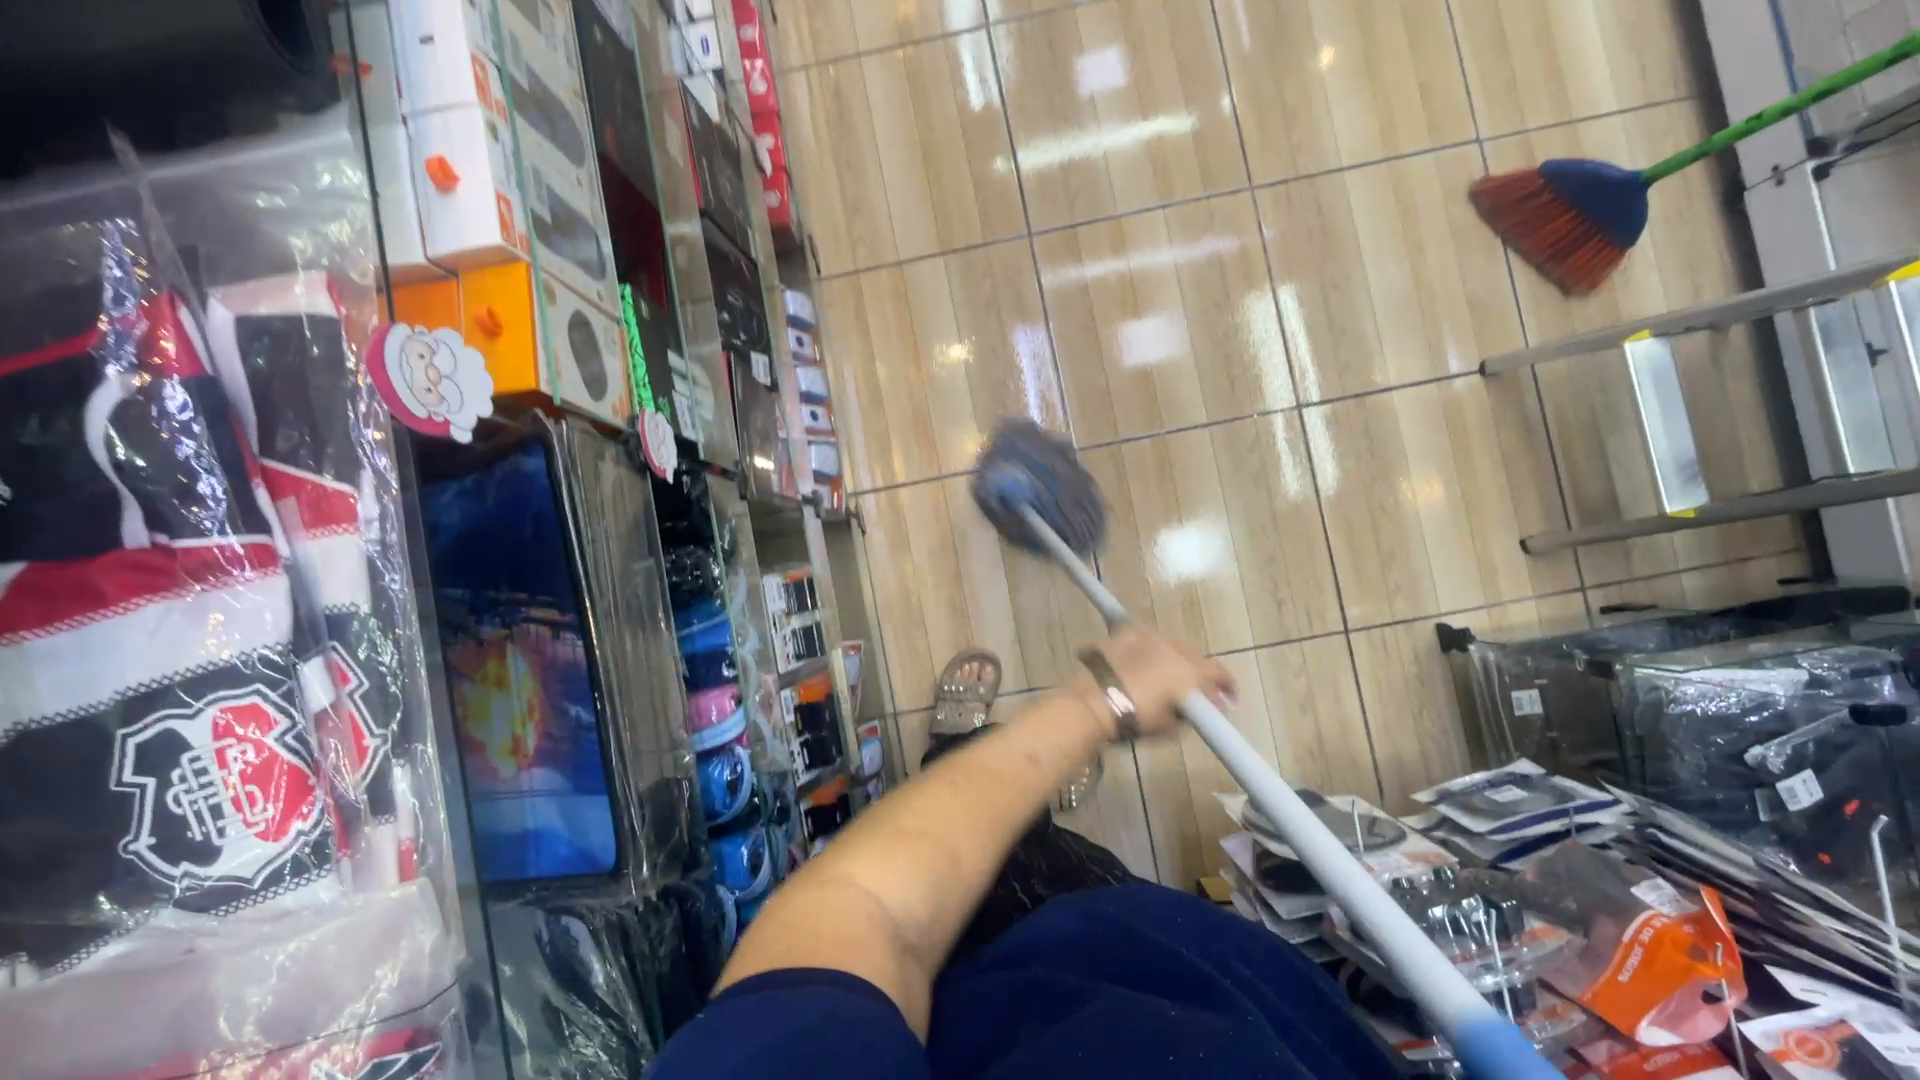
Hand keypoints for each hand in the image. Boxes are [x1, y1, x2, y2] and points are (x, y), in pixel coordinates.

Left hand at [1071, 625, 1236, 740]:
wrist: (1094, 702)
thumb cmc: (1136, 718)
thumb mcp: (1170, 725)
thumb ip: (1194, 712)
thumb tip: (1212, 705)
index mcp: (1189, 670)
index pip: (1219, 672)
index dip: (1226, 685)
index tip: (1227, 697)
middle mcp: (1173, 647)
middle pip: (1193, 655)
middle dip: (1196, 670)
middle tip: (1191, 688)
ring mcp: (1147, 636)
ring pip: (1168, 645)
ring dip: (1170, 658)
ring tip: (1162, 675)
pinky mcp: (1124, 634)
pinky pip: (1142, 639)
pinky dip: (1145, 650)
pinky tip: (1137, 663)